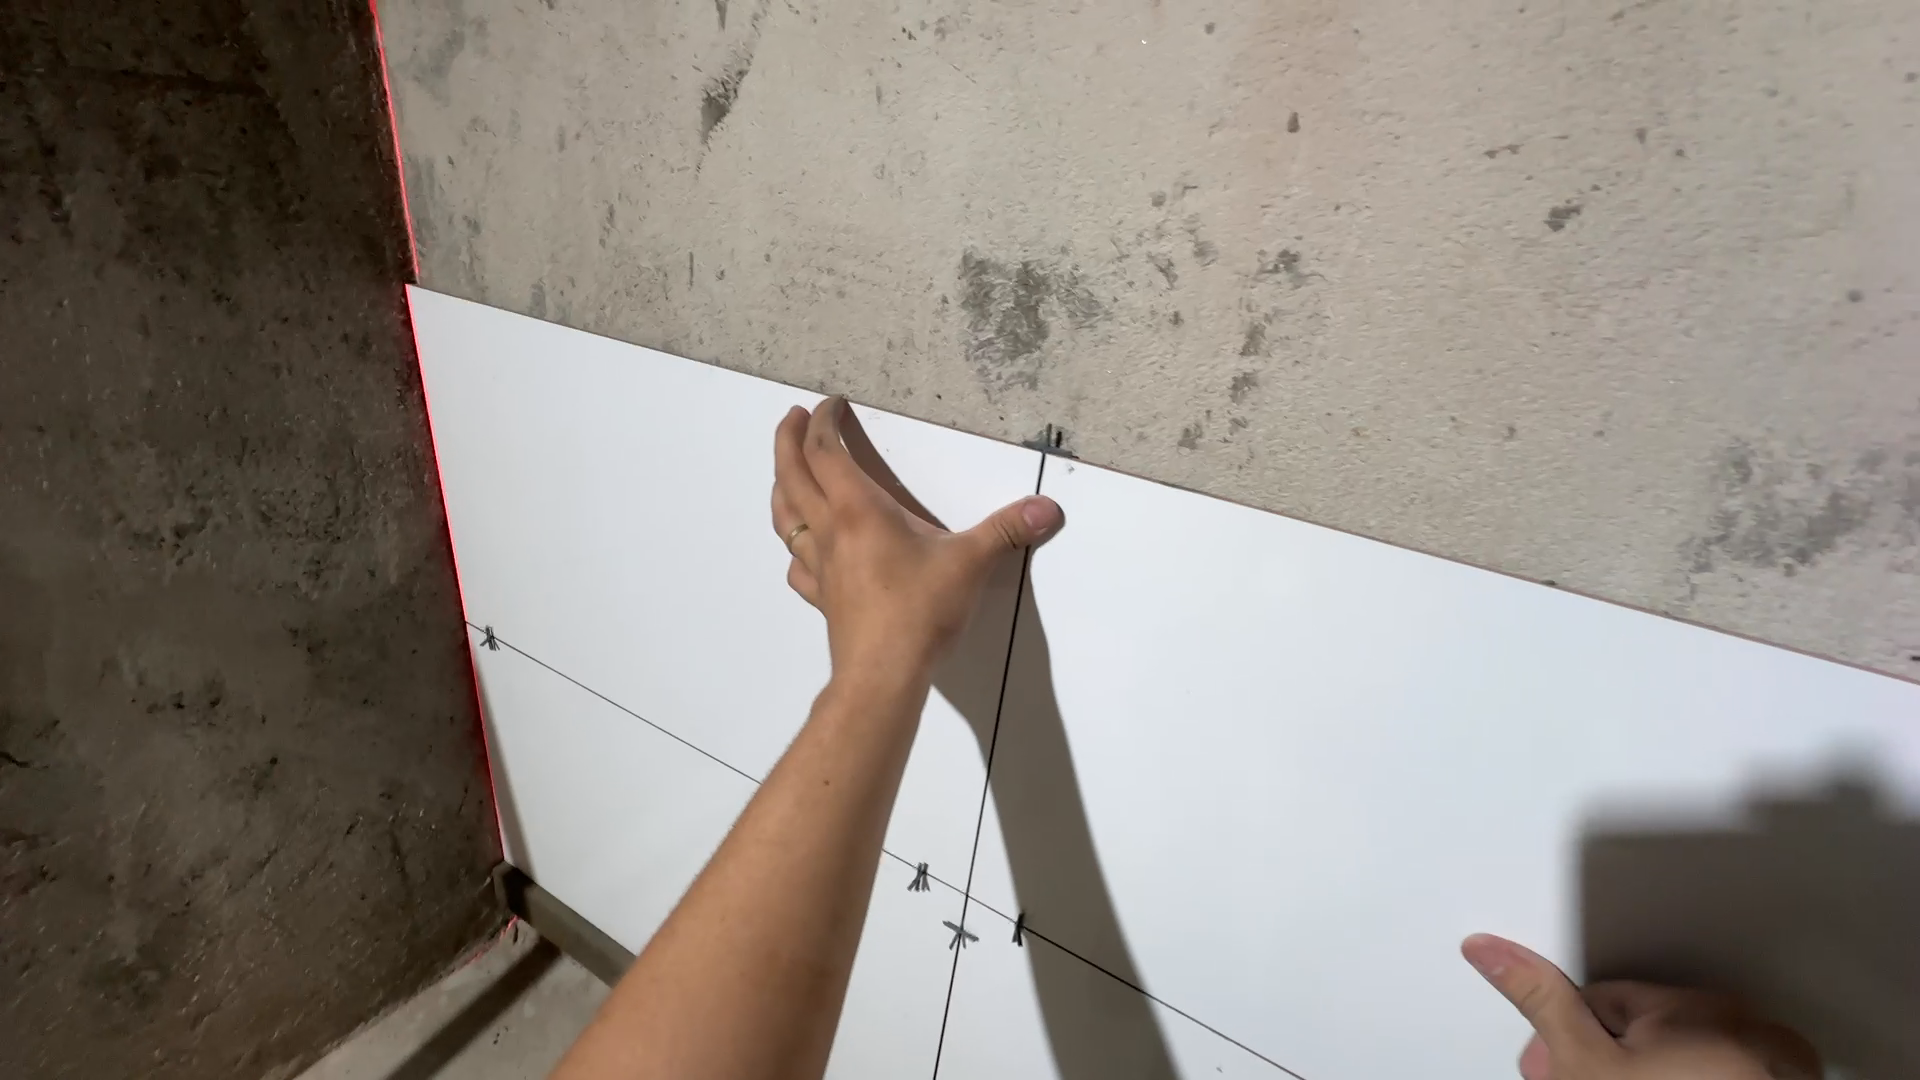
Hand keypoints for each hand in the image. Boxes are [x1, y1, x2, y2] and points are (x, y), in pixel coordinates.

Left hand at [771, 397, 1062, 684]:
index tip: (830, 403)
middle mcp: (830, 531)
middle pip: (792, 474)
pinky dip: (795, 547)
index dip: (822, 421)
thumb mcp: (971, 563)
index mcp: (859, 510)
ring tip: (787, 473)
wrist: (883, 674)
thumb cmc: (921, 611)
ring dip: (781, 486)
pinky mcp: (821, 598)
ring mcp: (819, 567)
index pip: (826, 452)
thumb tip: (1049, 509)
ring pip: (784, 517)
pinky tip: (804, 552)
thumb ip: (1008, 530)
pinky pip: (797, 565)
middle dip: (787, 440)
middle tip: (791, 417)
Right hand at [1461, 935, 1820, 1079]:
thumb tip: (1492, 949)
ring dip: (1647, 1071)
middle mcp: (1762, 1039)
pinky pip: (1717, 1074)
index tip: (1560, 1059)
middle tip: (1584, 1077)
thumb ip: (1540, 998)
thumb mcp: (1584, 1061)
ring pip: (1684, 1059)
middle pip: (1647, 1027)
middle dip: (1608, 1051)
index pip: (1607, 995)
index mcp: (1711, 1009)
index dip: (1573, 1030)